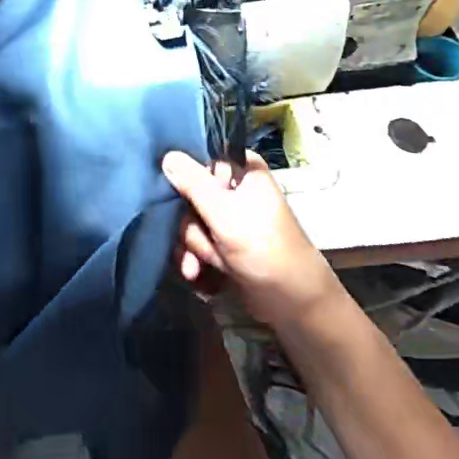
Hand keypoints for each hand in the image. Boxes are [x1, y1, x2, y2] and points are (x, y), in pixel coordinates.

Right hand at [162, 150, 343, 330]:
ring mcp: (228, 219)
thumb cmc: (263, 248)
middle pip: (189, 195)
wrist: (292, 302)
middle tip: (204, 241)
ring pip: (190, 222)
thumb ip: (193, 182)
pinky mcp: (223, 244)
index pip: (200, 161)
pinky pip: (195, 243)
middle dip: (191, 225)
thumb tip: (167, 155)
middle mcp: (234, 189)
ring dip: (194, 247)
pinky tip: (197, 275)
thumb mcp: (224, 211)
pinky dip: (195, 259)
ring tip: (207, 265)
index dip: (187, 182)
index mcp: (242, 170)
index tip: (182, 199)